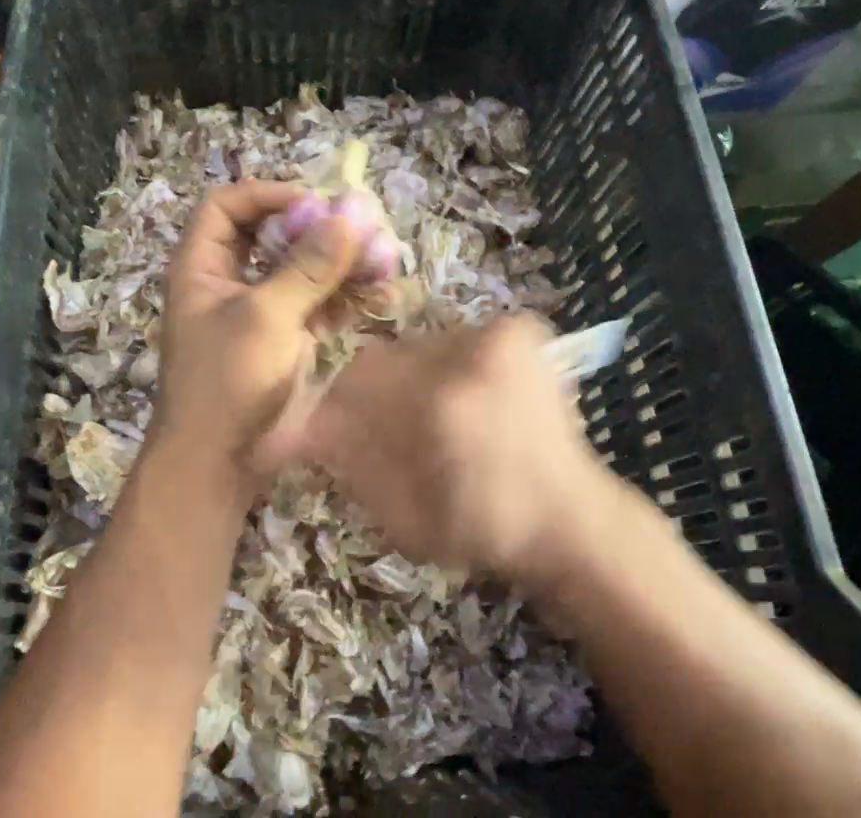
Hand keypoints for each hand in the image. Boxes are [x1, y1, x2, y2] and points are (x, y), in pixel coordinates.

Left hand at [155, 179, 361, 479]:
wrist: (219, 464)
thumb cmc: (228, 382)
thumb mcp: (266, 317)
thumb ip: (308, 266)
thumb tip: (348, 215)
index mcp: (202, 266)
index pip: (227, 205)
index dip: (267, 195)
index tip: (314, 204)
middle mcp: (229, 281)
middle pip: (272, 234)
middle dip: (317, 229)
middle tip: (361, 228)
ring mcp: (261, 311)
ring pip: (302, 269)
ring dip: (341, 262)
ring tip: (383, 257)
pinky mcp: (287, 339)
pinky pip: (318, 303)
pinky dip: (347, 295)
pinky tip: (380, 290)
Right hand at [276, 314, 614, 580]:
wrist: (571, 519)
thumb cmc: (483, 530)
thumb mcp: (402, 516)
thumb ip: (347, 464)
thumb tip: (290, 430)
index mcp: (438, 407)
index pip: (353, 381)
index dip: (331, 407)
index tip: (324, 432)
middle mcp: (470, 357)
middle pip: (383, 360)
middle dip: (372, 396)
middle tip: (384, 432)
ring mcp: (499, 337)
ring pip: (417, 346)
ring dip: (411, 379)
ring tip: (433, 420)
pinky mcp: (519, 330)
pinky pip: (452, 338)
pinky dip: (447, 365)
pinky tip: (464, 399)